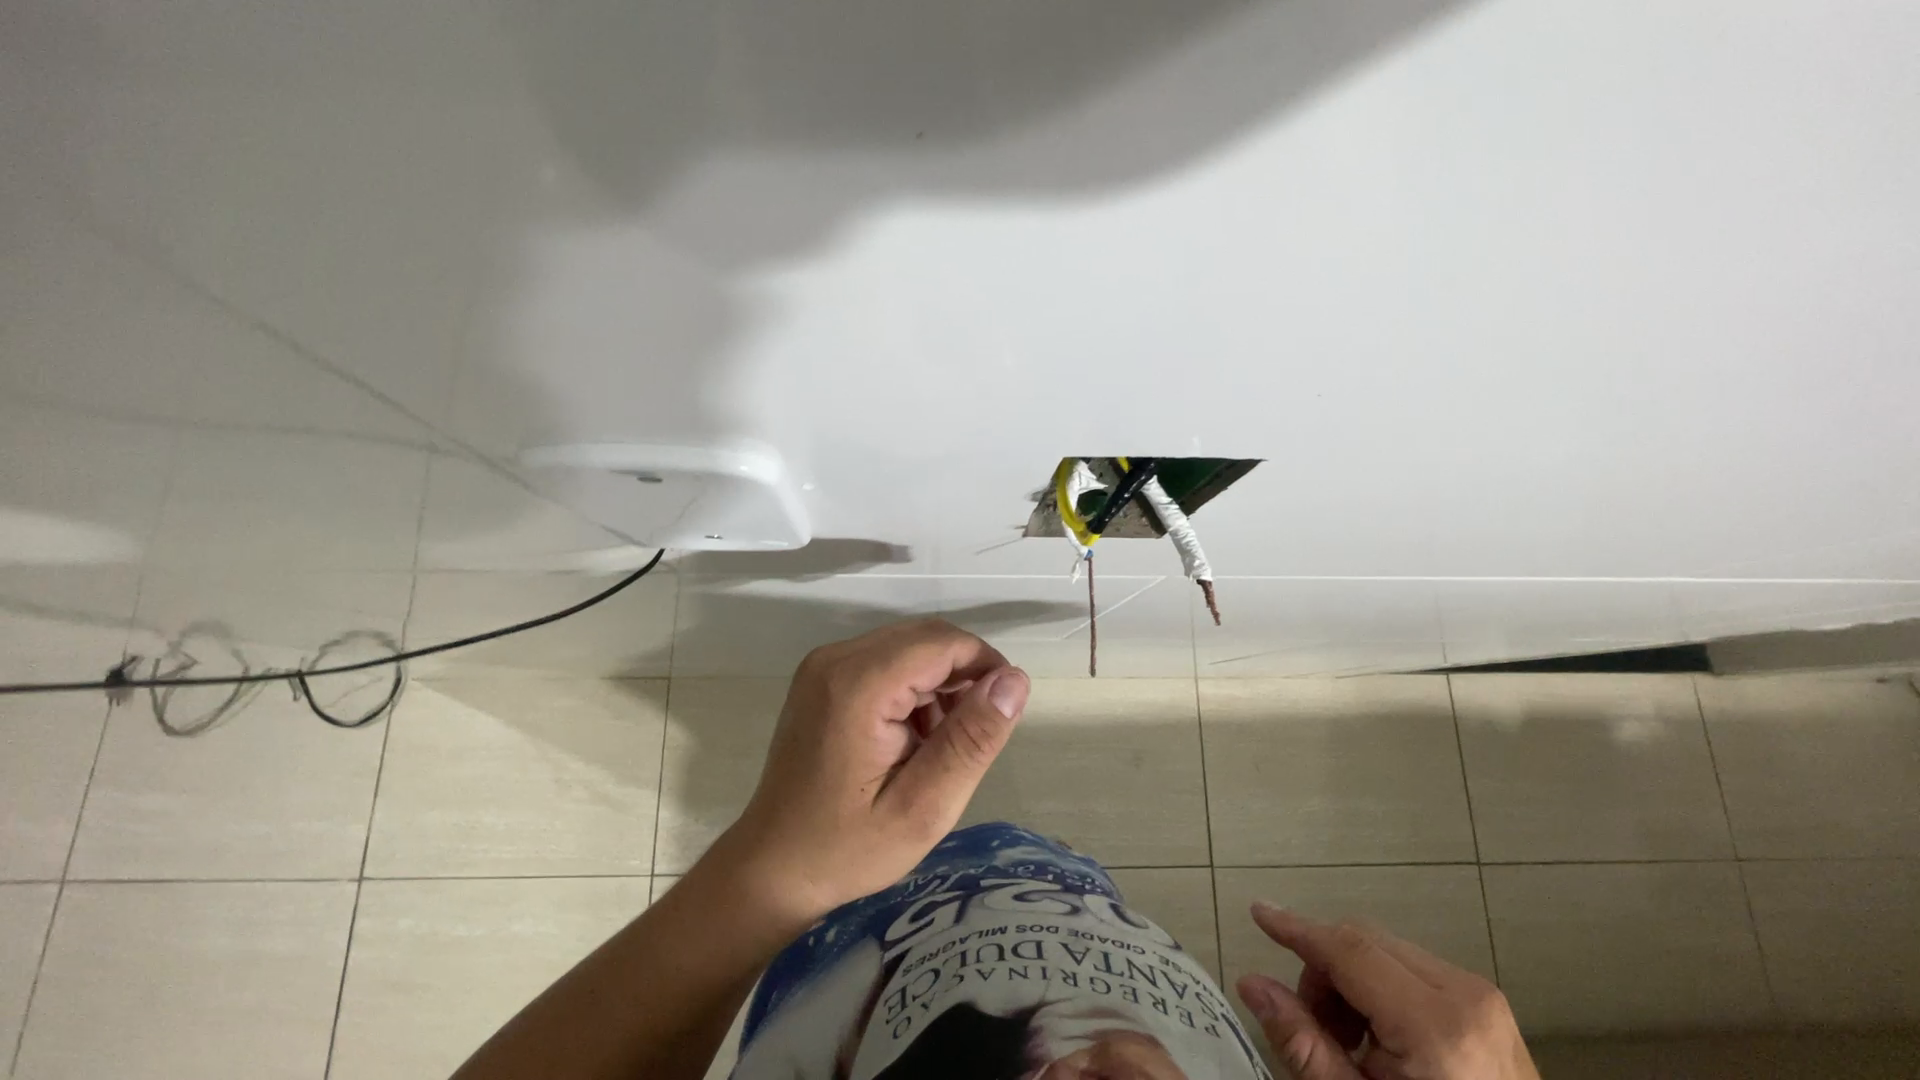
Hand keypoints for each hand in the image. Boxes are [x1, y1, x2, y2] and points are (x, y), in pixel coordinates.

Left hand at [713, 618, 1030, 922]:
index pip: (944, 643)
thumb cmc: (848, 848)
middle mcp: (836, 658)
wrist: (773, 867)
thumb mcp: (924, 807)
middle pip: (926, 638)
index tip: (1001, 719)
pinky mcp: (820, 678)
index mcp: (858, 685)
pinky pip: (885, 661)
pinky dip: (912, 688)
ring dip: (938, 684)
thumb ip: (971, 740)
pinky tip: (911, 739)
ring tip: (938, 748)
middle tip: (970, 740)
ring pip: (908, 646)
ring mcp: (823, 665)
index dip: (986, 668)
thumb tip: (1014, 680)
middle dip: (963, 676)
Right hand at [1236, 903, 1538, 1079]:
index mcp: (1434, 1028)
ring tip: (1348, 1040)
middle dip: (1322, 969)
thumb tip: (1251, 984)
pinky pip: (1412, 967)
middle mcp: (1464, 995)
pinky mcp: (1487, 1003)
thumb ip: (1302, 1044)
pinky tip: (1380, 1039)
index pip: (1349, 950)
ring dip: (1349, 978)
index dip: (1297, 929)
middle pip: (1363, 941)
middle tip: (1310, 1025)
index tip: (1257, 913)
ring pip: (1385, 950)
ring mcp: (1482, 996)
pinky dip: (1380, 988)